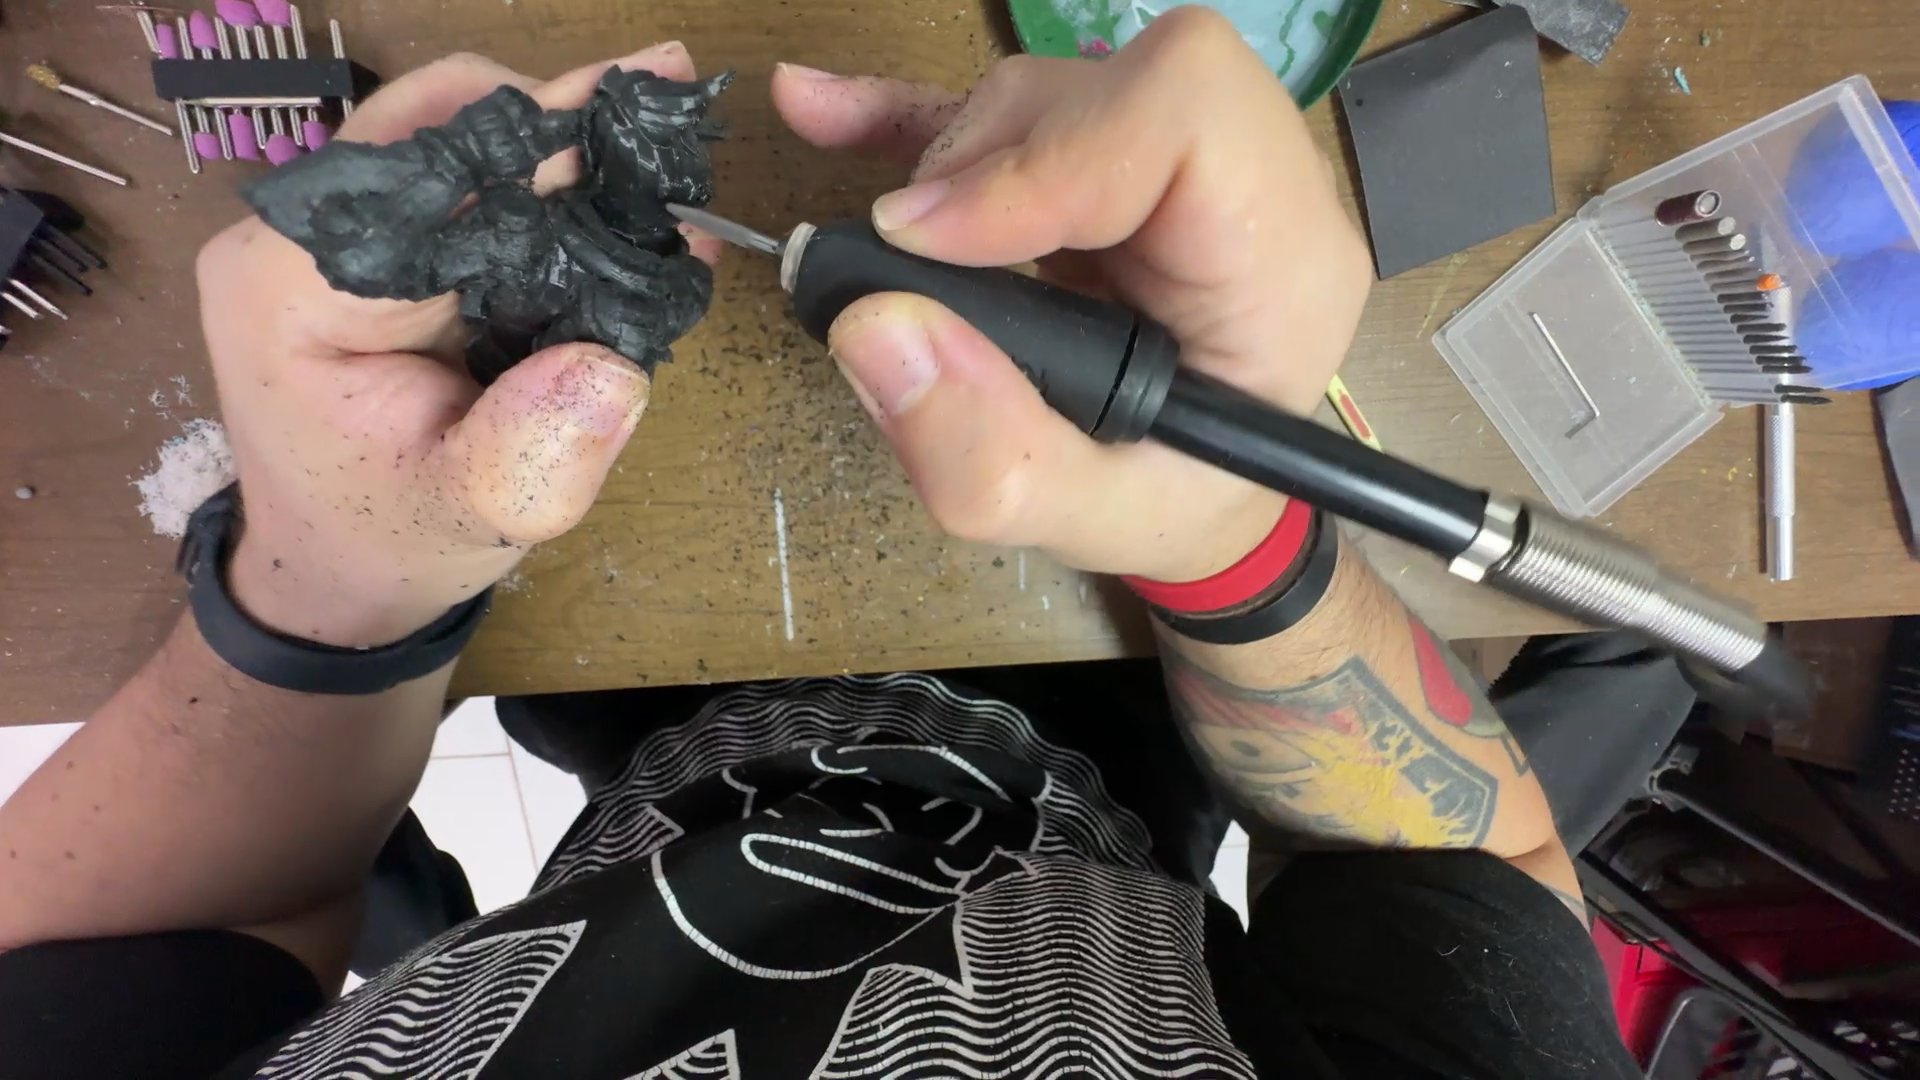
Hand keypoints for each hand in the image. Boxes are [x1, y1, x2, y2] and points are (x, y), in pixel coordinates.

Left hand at [197, 44, 718, 646]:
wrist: (349, 565)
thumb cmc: (398, 539)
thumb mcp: (479, 513)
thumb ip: (541, 452)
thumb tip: (618, 367)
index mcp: (301, 284)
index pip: (427, 171)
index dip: (542, 143)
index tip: (642, 122)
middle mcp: (311, 238)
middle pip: (442, 128)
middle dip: (565, 129)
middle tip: (668, 135)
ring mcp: (351, 242)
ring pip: (468, 151)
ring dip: (569, 157)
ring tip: (660, 171)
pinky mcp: (398, 259)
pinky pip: (483, 199)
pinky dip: (561, 197)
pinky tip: (628, 211)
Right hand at [772, 8, 1371, 582]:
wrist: (1195, 495)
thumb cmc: (1170, 509)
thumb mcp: (1090, 521)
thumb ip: (996, 460)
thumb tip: (873, 329)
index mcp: (1276, 267)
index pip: (1183, 116)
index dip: (1041, 158)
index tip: (925, 240)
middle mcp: (1238, 191)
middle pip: (1103, 91)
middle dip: (978, 166)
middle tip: (902, 261)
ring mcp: (1163, 172)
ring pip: (1044, 97)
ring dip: (943, 165)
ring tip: (891, 257)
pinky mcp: (1093, 176)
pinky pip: (1008, 118)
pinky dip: (909, 117)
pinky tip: (823, 110)